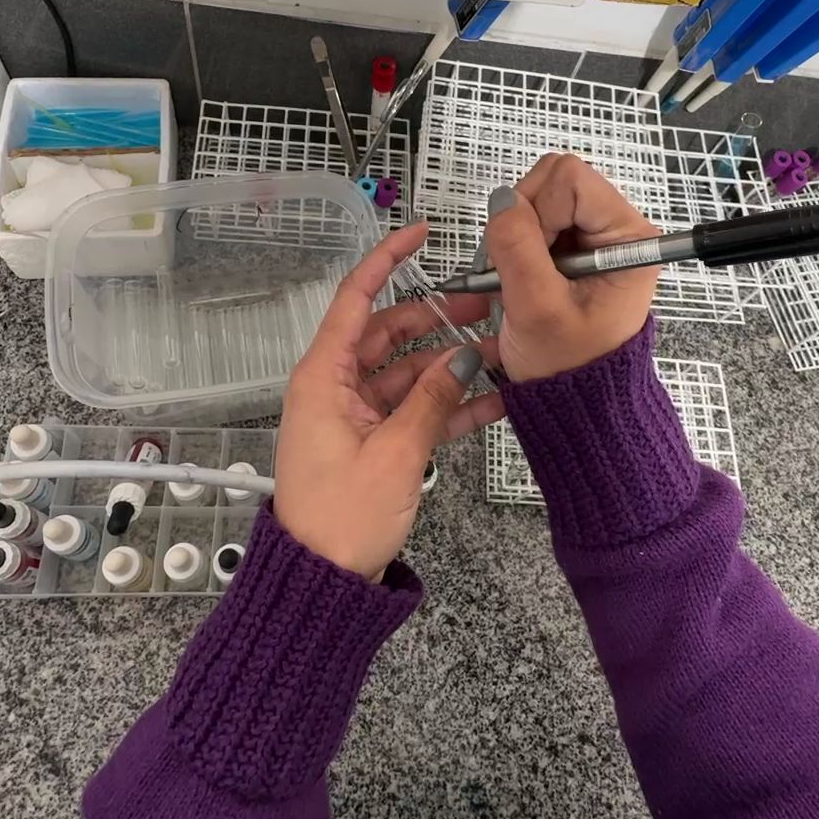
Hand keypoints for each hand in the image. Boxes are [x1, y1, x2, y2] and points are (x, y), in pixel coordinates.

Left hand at [274, 222, 504, 579]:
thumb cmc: (336, 520)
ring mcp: (357, 415)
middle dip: (437, 318)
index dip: (386, 261)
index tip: (418, 235)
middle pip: (391, 334)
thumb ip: (432, 401)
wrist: (320, 584)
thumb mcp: (393, 454)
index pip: (356, 300)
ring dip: (449, 365)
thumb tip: (463, 359)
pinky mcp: (375, 442)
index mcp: (324, 377)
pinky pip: (414, 410)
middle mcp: (337, 388)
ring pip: (409, 372)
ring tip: (498, 353)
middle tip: (484, 307)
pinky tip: (491, 401)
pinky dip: (447, 405)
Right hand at [483, 154, 660, 381]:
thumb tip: (501, 200)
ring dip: (510, 241)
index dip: (536, 209)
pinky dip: (510, 253)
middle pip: (550, 184)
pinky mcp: (568, 253)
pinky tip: (509, 286)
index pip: (568, 178)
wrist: (575, 403)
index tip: (530, 257)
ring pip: (534, 205)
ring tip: (510, 285)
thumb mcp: (538, 308)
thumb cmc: (568, 366)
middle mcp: (613, 230)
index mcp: (626, 237)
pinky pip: (528, 229)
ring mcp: (589, 240)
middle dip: (519, 224)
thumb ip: (517, 248)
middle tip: (513, 271)